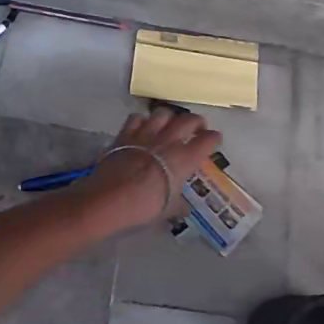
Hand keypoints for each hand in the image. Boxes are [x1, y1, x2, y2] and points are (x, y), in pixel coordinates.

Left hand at [74, 107, 221, 228]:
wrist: (109, 199)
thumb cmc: (144, 206)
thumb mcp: (167, 210)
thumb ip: (178, 206)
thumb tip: (184, 209)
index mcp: (184, 158)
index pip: (207, 140)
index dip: (213, 138)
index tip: (214, 140)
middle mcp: (168, 141)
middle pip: (188, 120)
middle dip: (196, 122)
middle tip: (197, 129)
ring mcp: (145, 134)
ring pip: (163, 113)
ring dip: (170, 118)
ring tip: (170, 125)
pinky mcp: (124, 134)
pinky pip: (136, 118)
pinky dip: (142, 120)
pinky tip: (142, 127)